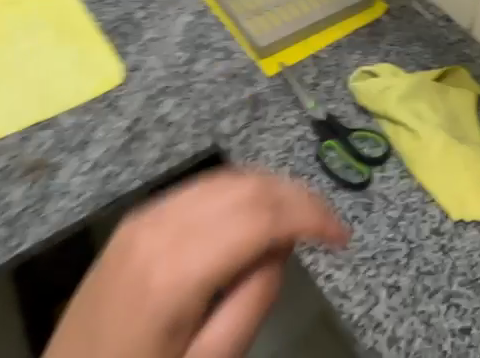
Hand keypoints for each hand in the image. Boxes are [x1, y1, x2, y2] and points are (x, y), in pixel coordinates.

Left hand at [44, 169, 348, 357]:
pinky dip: (240, 191)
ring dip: (271, 189)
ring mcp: (144, 217)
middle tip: (331, 227)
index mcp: (176, 270)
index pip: (261, 215)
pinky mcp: (137, 219)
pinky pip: (201, 188)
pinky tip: (258, 214)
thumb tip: (283, 245)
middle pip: (246, 187)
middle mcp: (160, 226)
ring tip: (302, 218)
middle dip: (297, 197)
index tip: (343, 237)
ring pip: (226, 178)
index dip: (310, 215)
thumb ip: (251, 302)